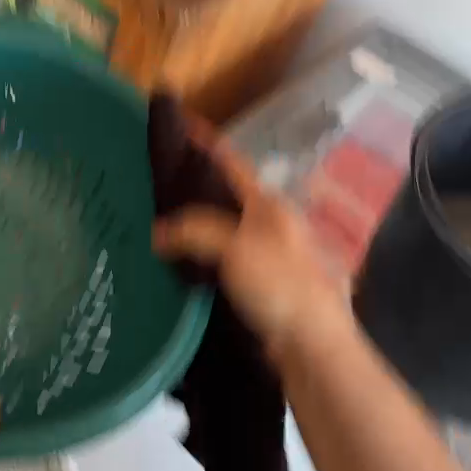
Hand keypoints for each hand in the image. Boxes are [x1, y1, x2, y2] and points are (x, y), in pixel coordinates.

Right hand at [152, 139, 349, 358]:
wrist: (314, 347)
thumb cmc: (280, 286)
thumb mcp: (233, 247)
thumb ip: (193, 231)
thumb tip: (157, 234)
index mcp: (269, 206)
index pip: (231, 161)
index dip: (206, 141)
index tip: (180, 122)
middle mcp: (270, 225)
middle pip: (226, 194)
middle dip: (194, 184)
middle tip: (156, 178)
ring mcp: (266, 257)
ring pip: (221, 228)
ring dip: (193, 223)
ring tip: (157, 219)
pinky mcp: (259, 287)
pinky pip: (219, 260)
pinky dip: (197, 255)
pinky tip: (177, 262)